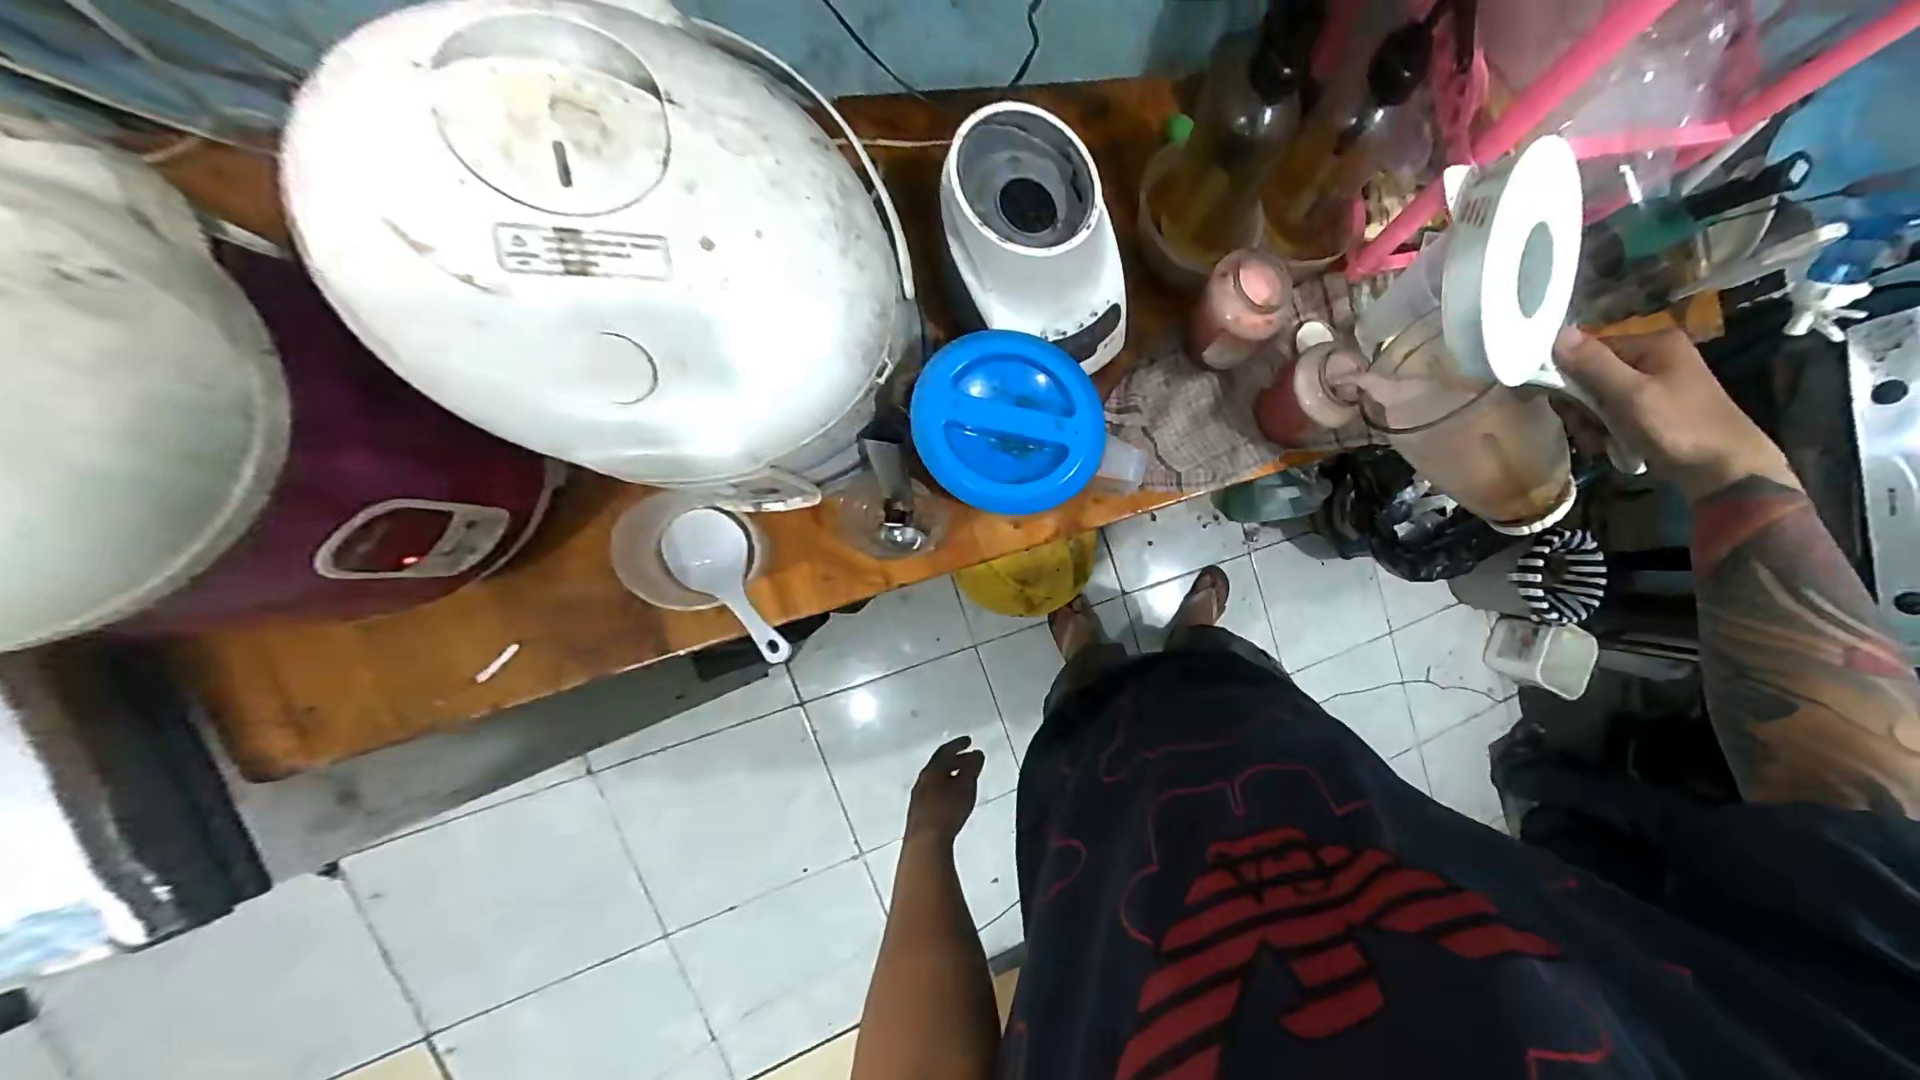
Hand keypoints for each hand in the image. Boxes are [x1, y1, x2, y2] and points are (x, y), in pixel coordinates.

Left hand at [904, 736, 983, 845]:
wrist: (925, 842)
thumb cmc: (947, 811)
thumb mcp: (965, 787)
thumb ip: (971, 768)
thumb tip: (977, 754)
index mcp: (932, 770)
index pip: (945, 751)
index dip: (958, 744)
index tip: (969, 740)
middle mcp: (922, 780)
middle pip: (939, 764)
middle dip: (955, 759)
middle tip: (970, 758)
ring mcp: (918, 797)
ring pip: (935, 779)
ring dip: (950, 774)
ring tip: (964, 777)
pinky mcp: (918, 812)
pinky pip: (933, 792)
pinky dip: (945, 787)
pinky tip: (952, 797)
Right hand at [1553, 328, 1800, 501]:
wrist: (1721, 466)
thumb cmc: (1676, 426)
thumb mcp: (1629, 394)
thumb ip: (1592, 364)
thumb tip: (1557, 333)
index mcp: (1652, 343)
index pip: (1585, 349)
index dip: (1565, 376)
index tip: (1565, 406)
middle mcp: (1651, 355)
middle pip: (1587, 373)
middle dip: (1578, 405)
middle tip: (1587, 427)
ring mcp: (1652, 379)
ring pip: (1593, 394)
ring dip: (1587, 420)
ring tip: (1599, 439)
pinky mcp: (1649, 402)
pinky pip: (1608, 408)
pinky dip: (1601, 426)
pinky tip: (1608, 441)